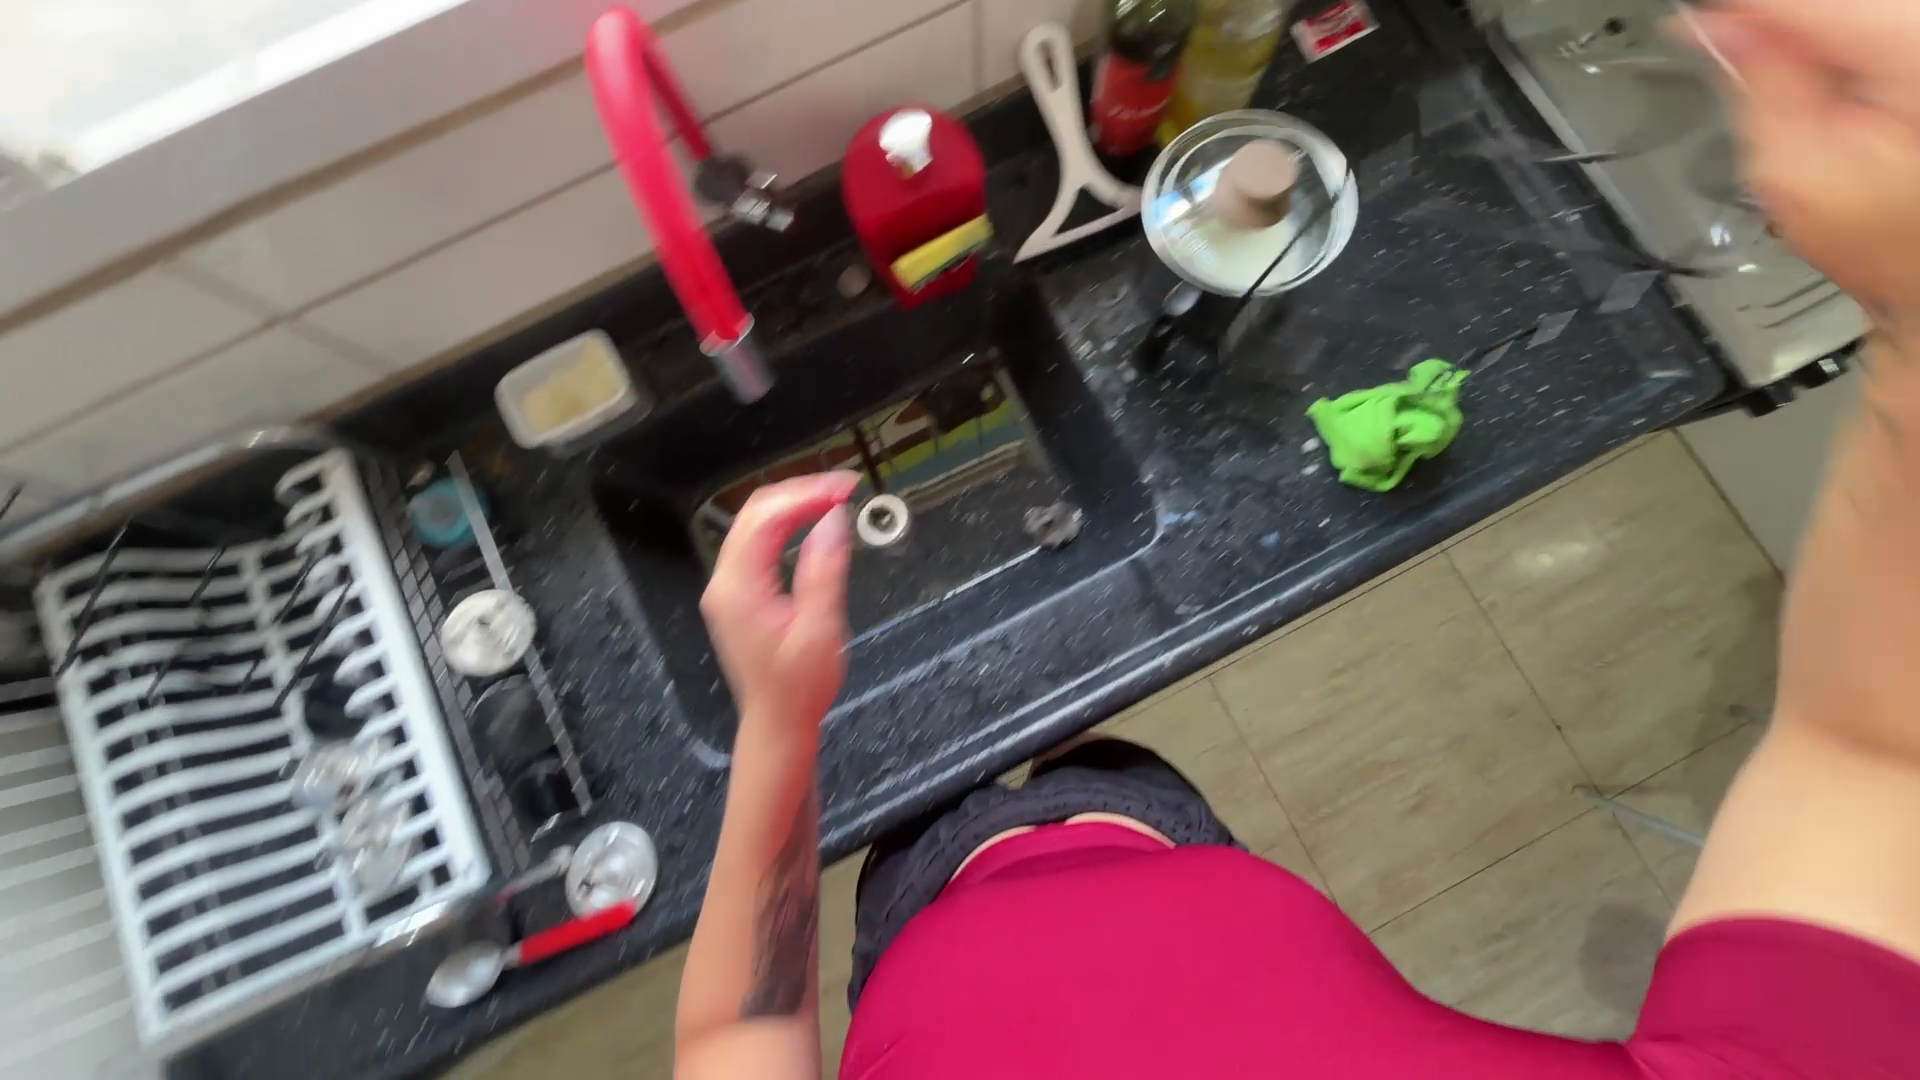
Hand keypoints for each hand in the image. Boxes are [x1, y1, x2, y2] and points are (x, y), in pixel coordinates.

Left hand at [700, 472, 859, 733]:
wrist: (777, 723)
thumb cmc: (800, 685)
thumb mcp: (820, 629)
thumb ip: (824, 570)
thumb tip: (834, 518)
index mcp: (739, 587)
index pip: (767, 518)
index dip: (807, 493)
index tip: (847, 488)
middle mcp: (725, 580)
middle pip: (756, 513)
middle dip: (801, 492)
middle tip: (844, 487)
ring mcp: (728, 586)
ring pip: (756, 523)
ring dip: (795, 504)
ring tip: (834, 498)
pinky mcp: (739, 593)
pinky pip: (759, 542)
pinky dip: (787, 524)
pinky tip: (812, 522)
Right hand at [1685, 0, 1919, 320]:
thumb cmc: (1875, 234)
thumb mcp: (1793, 169)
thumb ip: (1763, 89)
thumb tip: (1723, 34)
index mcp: (1906, 58)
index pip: (1811, 7)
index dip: (1744, 14)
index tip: (1693, 22)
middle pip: (1840, 9)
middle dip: (1776, 25)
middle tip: (1725, 42)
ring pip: (1860, 18)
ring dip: (1805, 35)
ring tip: (1763, 57)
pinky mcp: (1919, 54)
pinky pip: (1883, 27)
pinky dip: (1838, 39)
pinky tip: (1807, 57)